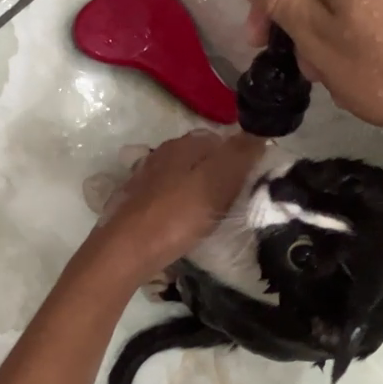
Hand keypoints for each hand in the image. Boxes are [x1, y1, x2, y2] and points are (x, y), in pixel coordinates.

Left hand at [82, 130, 263, 282]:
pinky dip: (175, 206)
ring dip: (194, 190)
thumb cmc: (176, 216)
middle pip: (197, 158)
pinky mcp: (131, 203)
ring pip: (179, 177)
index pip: (219, 139)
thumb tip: (257, 133)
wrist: (125, 250)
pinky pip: (163, 198)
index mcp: (182, 144)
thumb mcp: (217, 182)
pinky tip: (179, 223)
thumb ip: (238, 155)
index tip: (248, 181)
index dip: (238, 157)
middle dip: (215, 173)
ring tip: (207, 214)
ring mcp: (141, 179)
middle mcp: (159, 155)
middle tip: (230, 201)